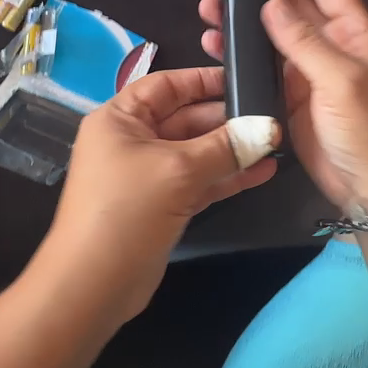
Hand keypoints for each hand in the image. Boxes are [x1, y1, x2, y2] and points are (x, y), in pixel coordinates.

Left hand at [39, 66, 276, 322]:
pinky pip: (199, 180)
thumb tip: (271, 127)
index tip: (244, 78)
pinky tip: (263, 171)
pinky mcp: (162, 204)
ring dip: (232, 149)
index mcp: (120, 118)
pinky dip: (226, 176)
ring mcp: (147, 174)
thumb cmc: (126, 210)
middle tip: (270, 115)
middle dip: (226, 119)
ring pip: (196, 151)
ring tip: (275, 142)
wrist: (92, 289)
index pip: (167, 85)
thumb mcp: (178, 170)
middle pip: (185, 118)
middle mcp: (132, 140)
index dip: (203, 80)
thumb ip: (227, 147)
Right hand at [200, 0, 367, 214]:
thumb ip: (306, 43)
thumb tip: (272, 4)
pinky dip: (244, 58)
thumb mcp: (342, 82)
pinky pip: (266, 69)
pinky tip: (219, 48)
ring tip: (212, 10)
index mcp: (356, 36)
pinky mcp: (293, 100)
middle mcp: (334, 49)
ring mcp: (312, 75)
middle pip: (296, 9)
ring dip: (247, 24)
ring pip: (275, 39)